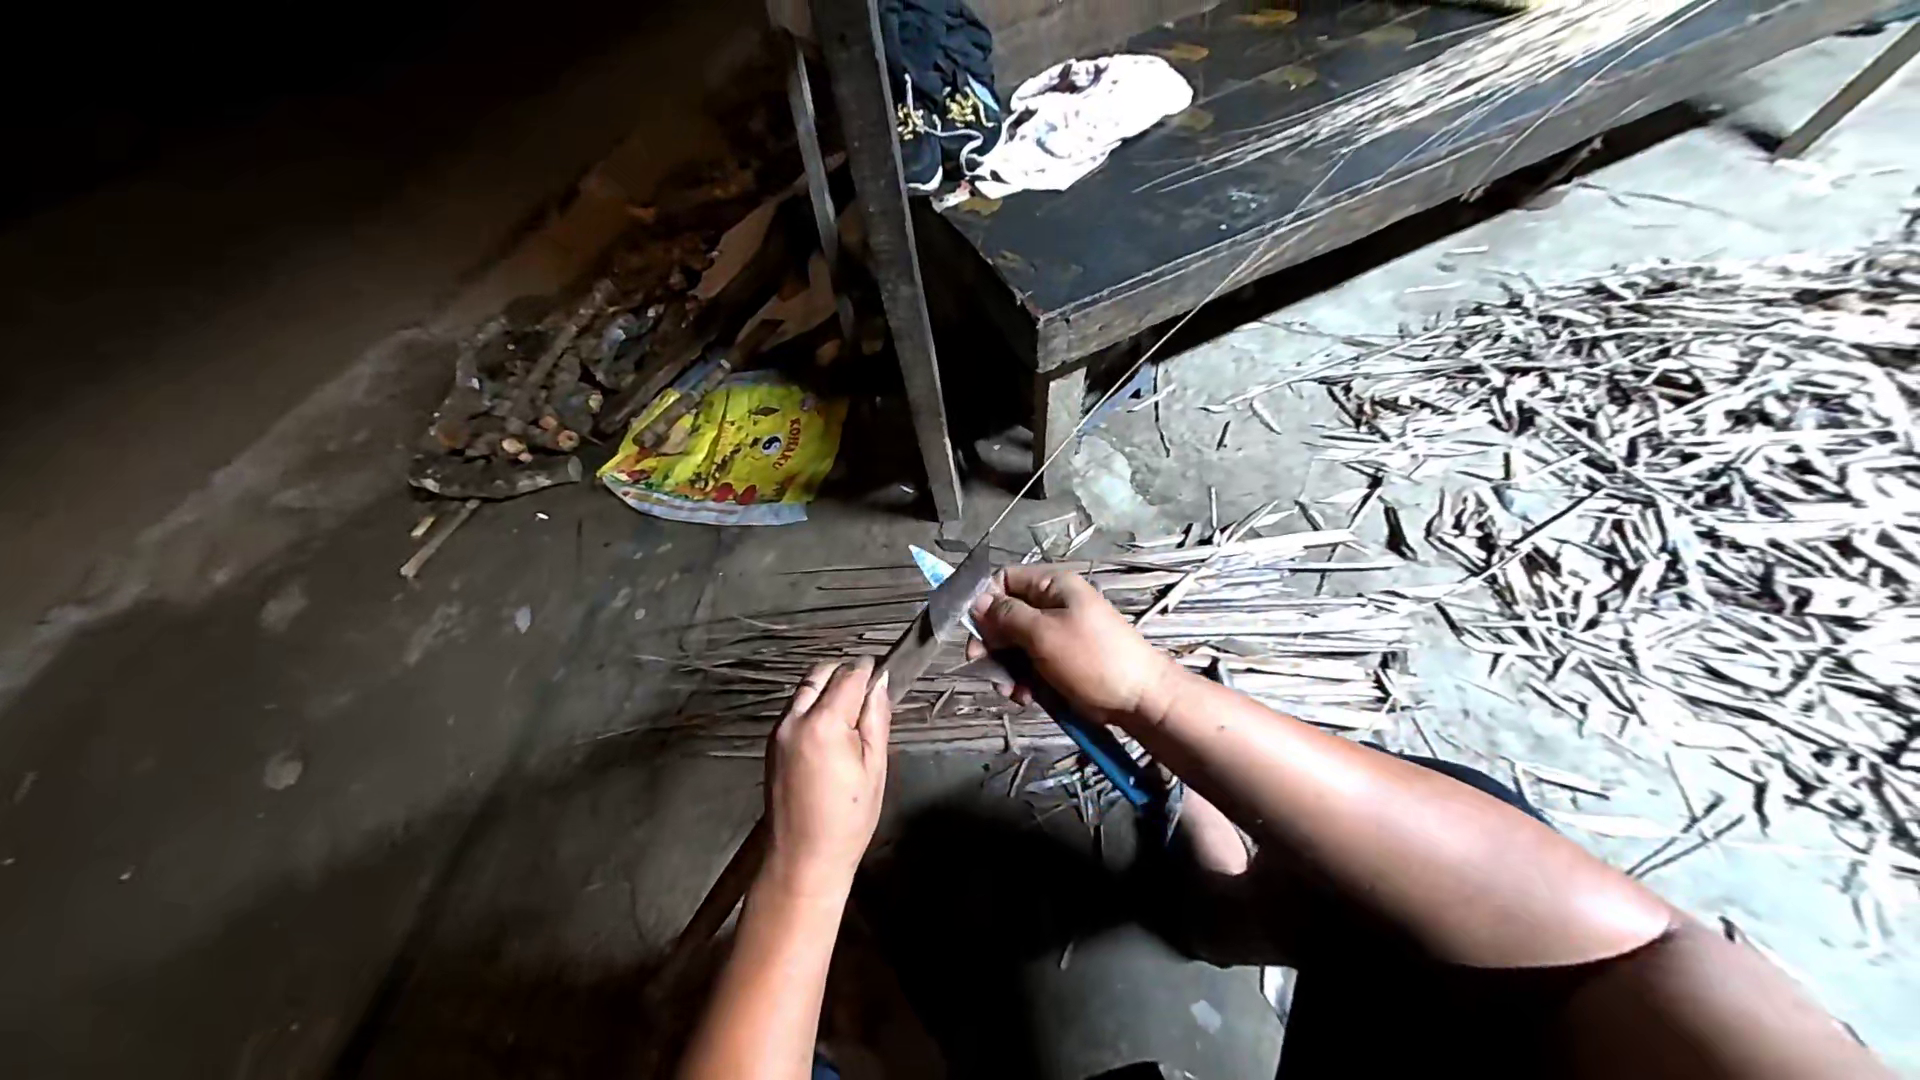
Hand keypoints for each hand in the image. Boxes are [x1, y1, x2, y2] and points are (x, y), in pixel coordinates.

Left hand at [763, 657, 890, 896]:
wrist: (802, 859)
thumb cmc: (848, 819)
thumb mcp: (874, 768)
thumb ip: (876, 718)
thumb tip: (881, 682)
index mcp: (824, 724)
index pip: (849, 676)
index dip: (868, 670)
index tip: (883, 669)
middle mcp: (795, 719)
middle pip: (820, 673)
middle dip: (845, 672)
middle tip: (868, 688)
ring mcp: (779, 731)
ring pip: (805, 688)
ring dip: (828, 685)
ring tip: (852, 708)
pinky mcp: (772, 743)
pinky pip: (795, 708)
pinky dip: (814, 702)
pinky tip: (832, 725)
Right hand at [966, 565, 1181, 729]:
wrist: (1139, 699)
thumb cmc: (1092, 658)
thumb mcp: (1044, 633)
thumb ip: (1007, 615)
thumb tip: (977, 601)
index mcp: (1053, 586)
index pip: (1004, 580)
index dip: (984, 601)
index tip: (974, 629)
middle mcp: (1052, 606)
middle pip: (1004, 616)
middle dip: (992, 643)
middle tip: (981, 664)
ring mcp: (1056, 635)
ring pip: (1013, 645)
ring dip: (1006, 668)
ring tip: (1012, 690)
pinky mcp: (1059, 662)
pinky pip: (1028, 666)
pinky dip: (1022, 681)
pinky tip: (1026, 697)